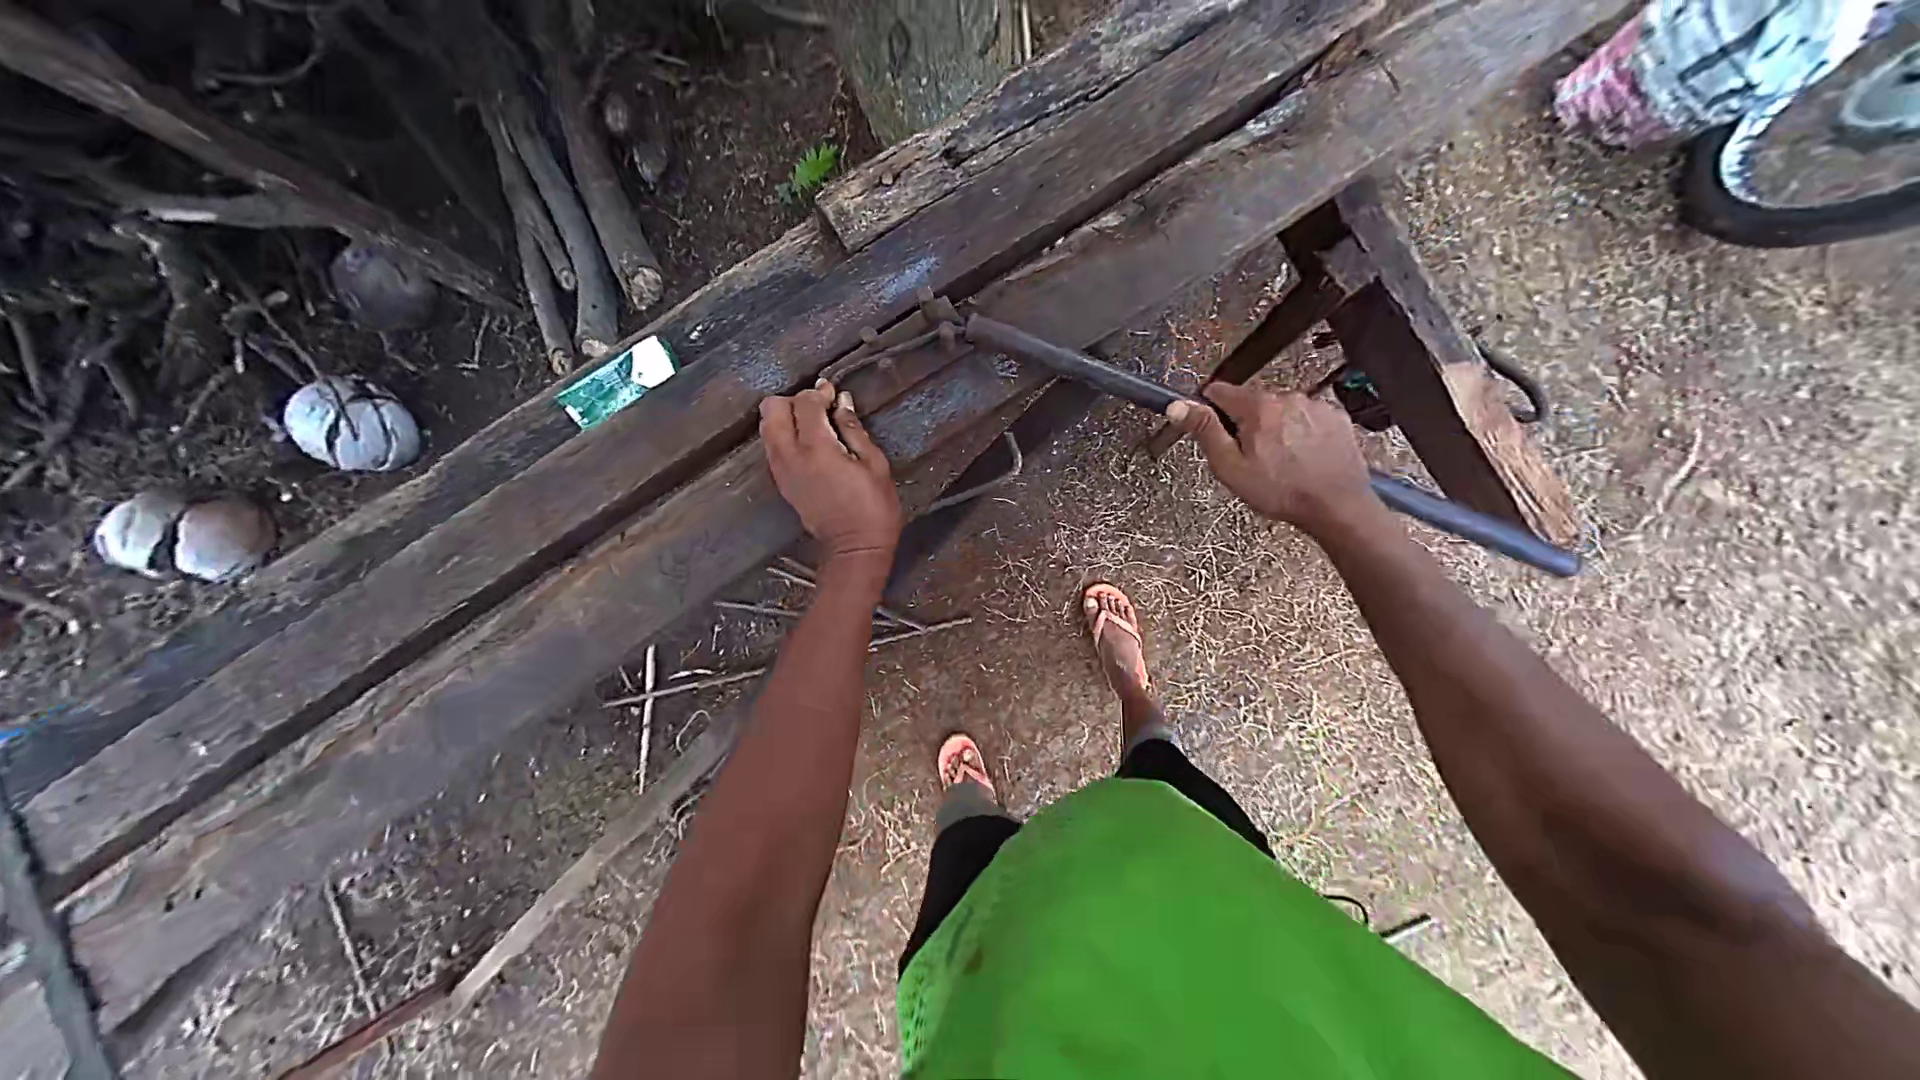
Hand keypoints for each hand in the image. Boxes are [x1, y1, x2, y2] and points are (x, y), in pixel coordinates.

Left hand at [760, 379, 903, 565]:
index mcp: (816, 448)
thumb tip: (842, 402)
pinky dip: (784, 435)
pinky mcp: (781, 483)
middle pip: (773, 409)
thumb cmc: (874, 508)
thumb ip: (853, 429)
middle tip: (820, 408)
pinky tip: (807, 442)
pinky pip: (772, 447)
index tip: (834, 393)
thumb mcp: (874, 464)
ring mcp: (781, 470)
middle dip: (794, 401)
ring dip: (786, 417)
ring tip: (813, 423)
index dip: (819, 393)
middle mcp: (790, 455)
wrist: (855, 548)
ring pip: (767, 427)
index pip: (805, 404)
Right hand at [1165, 383, 1374, 533]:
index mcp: (1258, 408)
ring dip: (1274, 429)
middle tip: (1249, 458)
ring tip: (1279, 462)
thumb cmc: (1282, 491)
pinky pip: (1306, 418)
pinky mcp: (1335, 418)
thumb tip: (1179, 407)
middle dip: (1246, 425)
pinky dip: (1300, 433)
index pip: (1220, 391)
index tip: (1212, 428)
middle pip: (1252, 403)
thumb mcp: (1229, 466)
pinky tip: (1300, 458)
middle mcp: (1288, 398)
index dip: (1209, 409)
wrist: (1335, 505)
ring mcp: (1315, 406)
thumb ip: (1204, 431)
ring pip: (1280, 411)